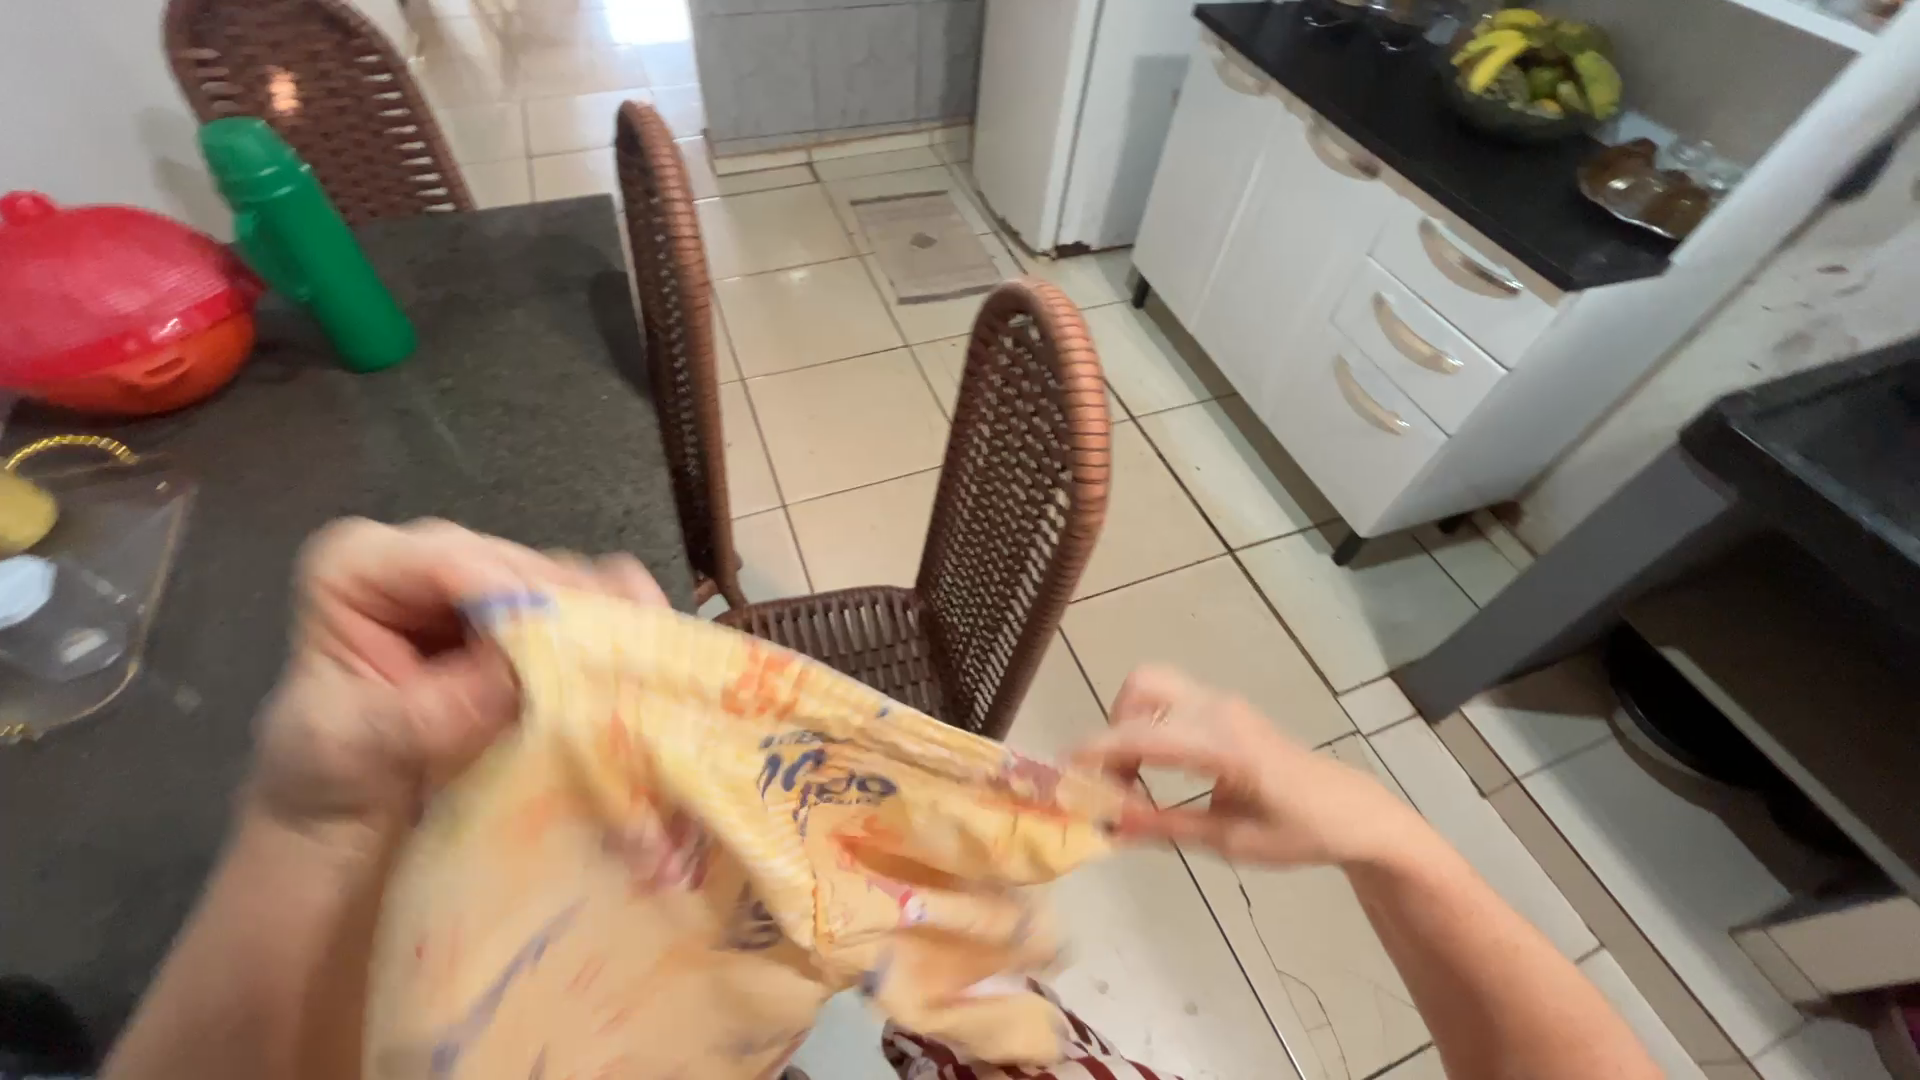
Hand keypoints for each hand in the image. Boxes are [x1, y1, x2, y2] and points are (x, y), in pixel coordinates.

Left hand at [246, 518, 669, 853]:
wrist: (357, 806)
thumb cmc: (332, 772)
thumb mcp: (357, 744)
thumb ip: (433, 708)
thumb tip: (521, 673)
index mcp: (361, 564)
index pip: (448, 561)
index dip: (507, 598)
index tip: (556, 647)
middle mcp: (438, 553)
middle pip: (522, 565)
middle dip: (564, 613)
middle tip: (609, 662)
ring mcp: (497, 577)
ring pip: (569, 577)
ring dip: (606, 618)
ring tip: (638, 660)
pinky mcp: (541, 605)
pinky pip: (598, 593)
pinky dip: (626, 619)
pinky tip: (648, 645)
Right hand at [1072, 666, 1425, 868]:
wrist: (1354, 811)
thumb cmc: (1299, 832)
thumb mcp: (1230, 841)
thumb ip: (1165, 826)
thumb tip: (1107, 823)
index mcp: (1225, 745)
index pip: (1144, 736)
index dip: (1098, 751)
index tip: (1063, 773)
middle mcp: (1218, 710)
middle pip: (1142, 686)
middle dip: (1113, 728)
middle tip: (1116, 778)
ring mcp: (1221, 702)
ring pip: (1152, 687)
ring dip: (1128, 723)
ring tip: (1134, 776)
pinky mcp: (1222, 706)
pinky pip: (1169, 699)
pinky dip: (1146, 724)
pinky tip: (1158, 768)